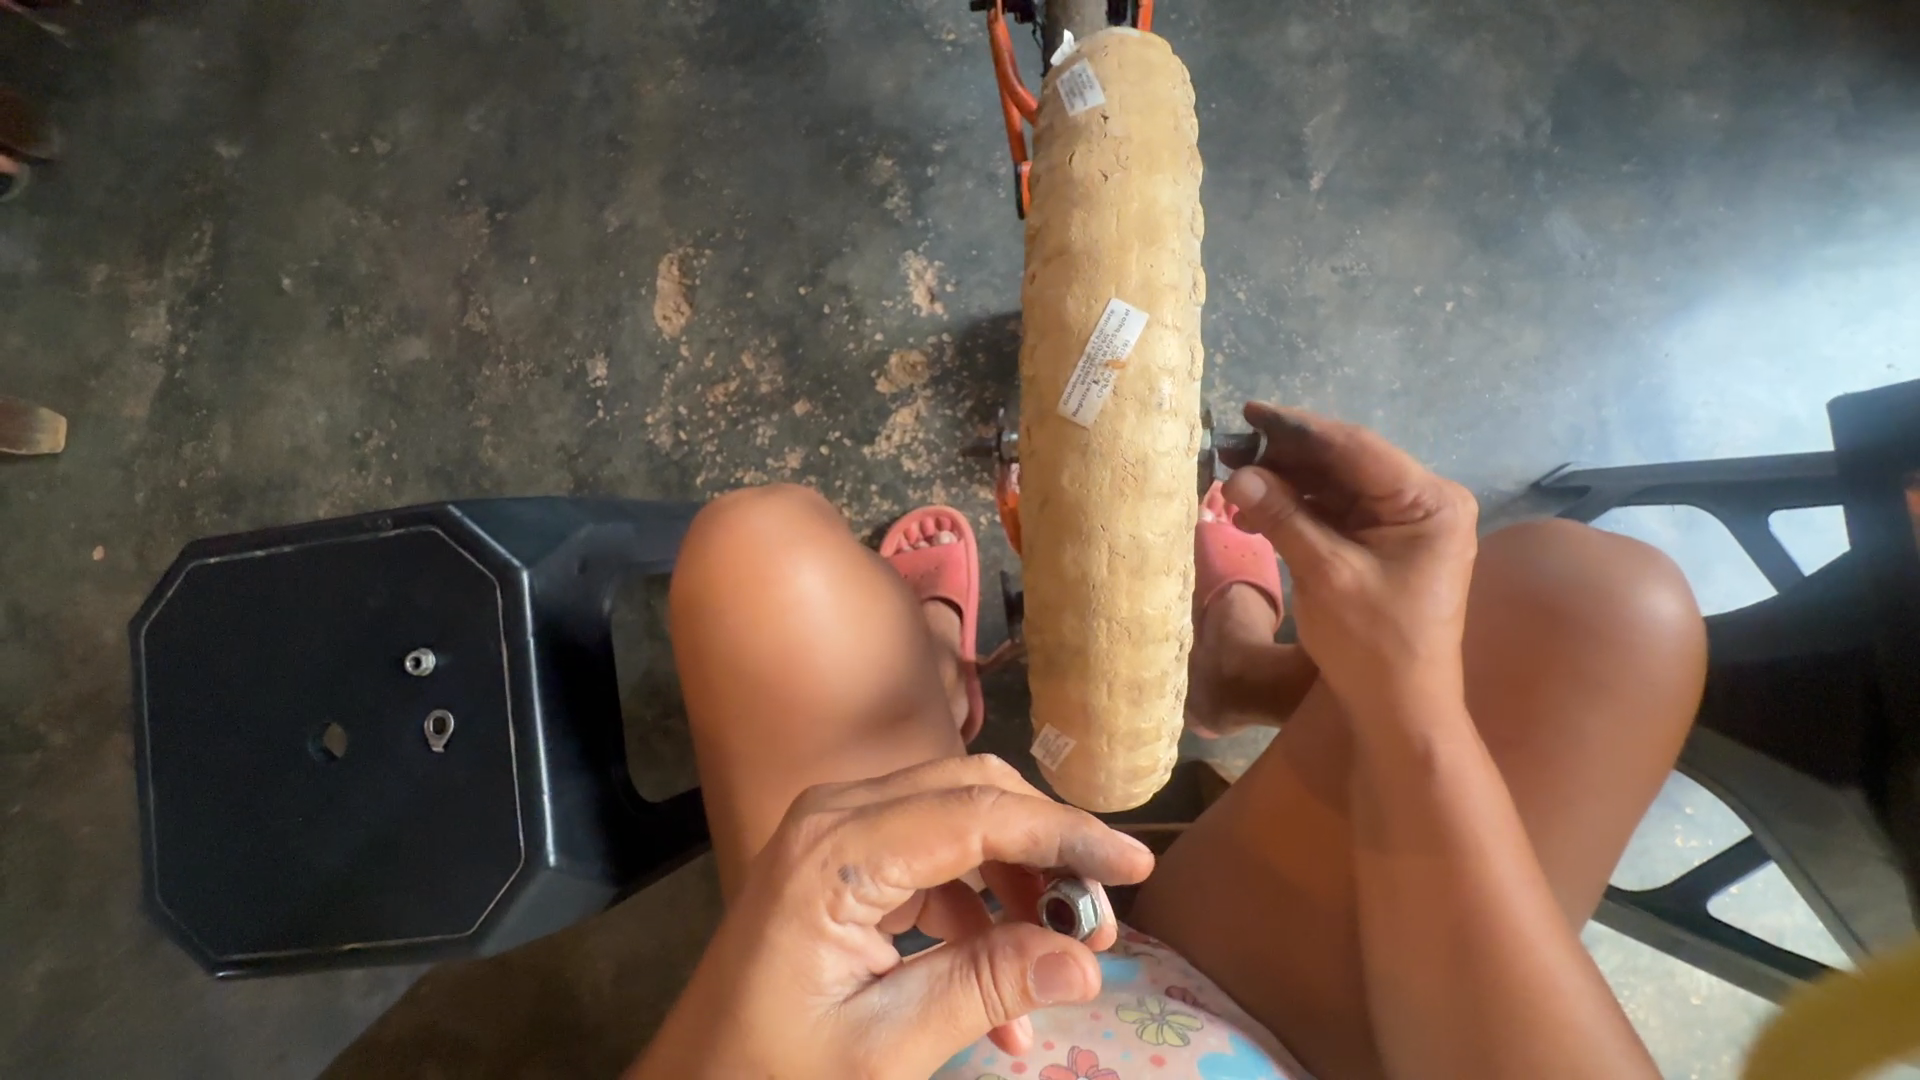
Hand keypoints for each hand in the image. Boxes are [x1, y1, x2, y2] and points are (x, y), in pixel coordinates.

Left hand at [626, 755, 1153, 1079]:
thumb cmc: (773, 1071)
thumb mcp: (882, 1047)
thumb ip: (984, 990)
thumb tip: (1088, 961)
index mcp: (838, 848)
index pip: (976, 812)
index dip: (1063, 834)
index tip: (1134, 866)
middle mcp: (839, 810)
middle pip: (972, 791)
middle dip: (1046, 844)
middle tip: (1099, 912)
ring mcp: (840, 824)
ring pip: (959, 814)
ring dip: (1018, 875)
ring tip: (1063, 948)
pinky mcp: (847, 850)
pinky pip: (933, 852)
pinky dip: (978, 904)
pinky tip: (1004, 981)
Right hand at [1223, 403, 1478, 712]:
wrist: (1398, 707)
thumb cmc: (1374, 643)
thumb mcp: (1326, 574)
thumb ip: (1283, 517)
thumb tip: (1237, 475)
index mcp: (1428, 502)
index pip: (1355, 449)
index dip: (1298, 429)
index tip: (1250, 413)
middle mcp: (1419, 503)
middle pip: (1342, 463)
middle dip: (1283, 458)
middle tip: (1229, 450)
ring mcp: (1398, 523)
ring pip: (1330, 486)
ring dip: (1282, 484)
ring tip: (1231, 481)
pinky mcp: (1376, 543)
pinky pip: (1328, 512)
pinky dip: (1291, 510)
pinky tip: (1252, 511)